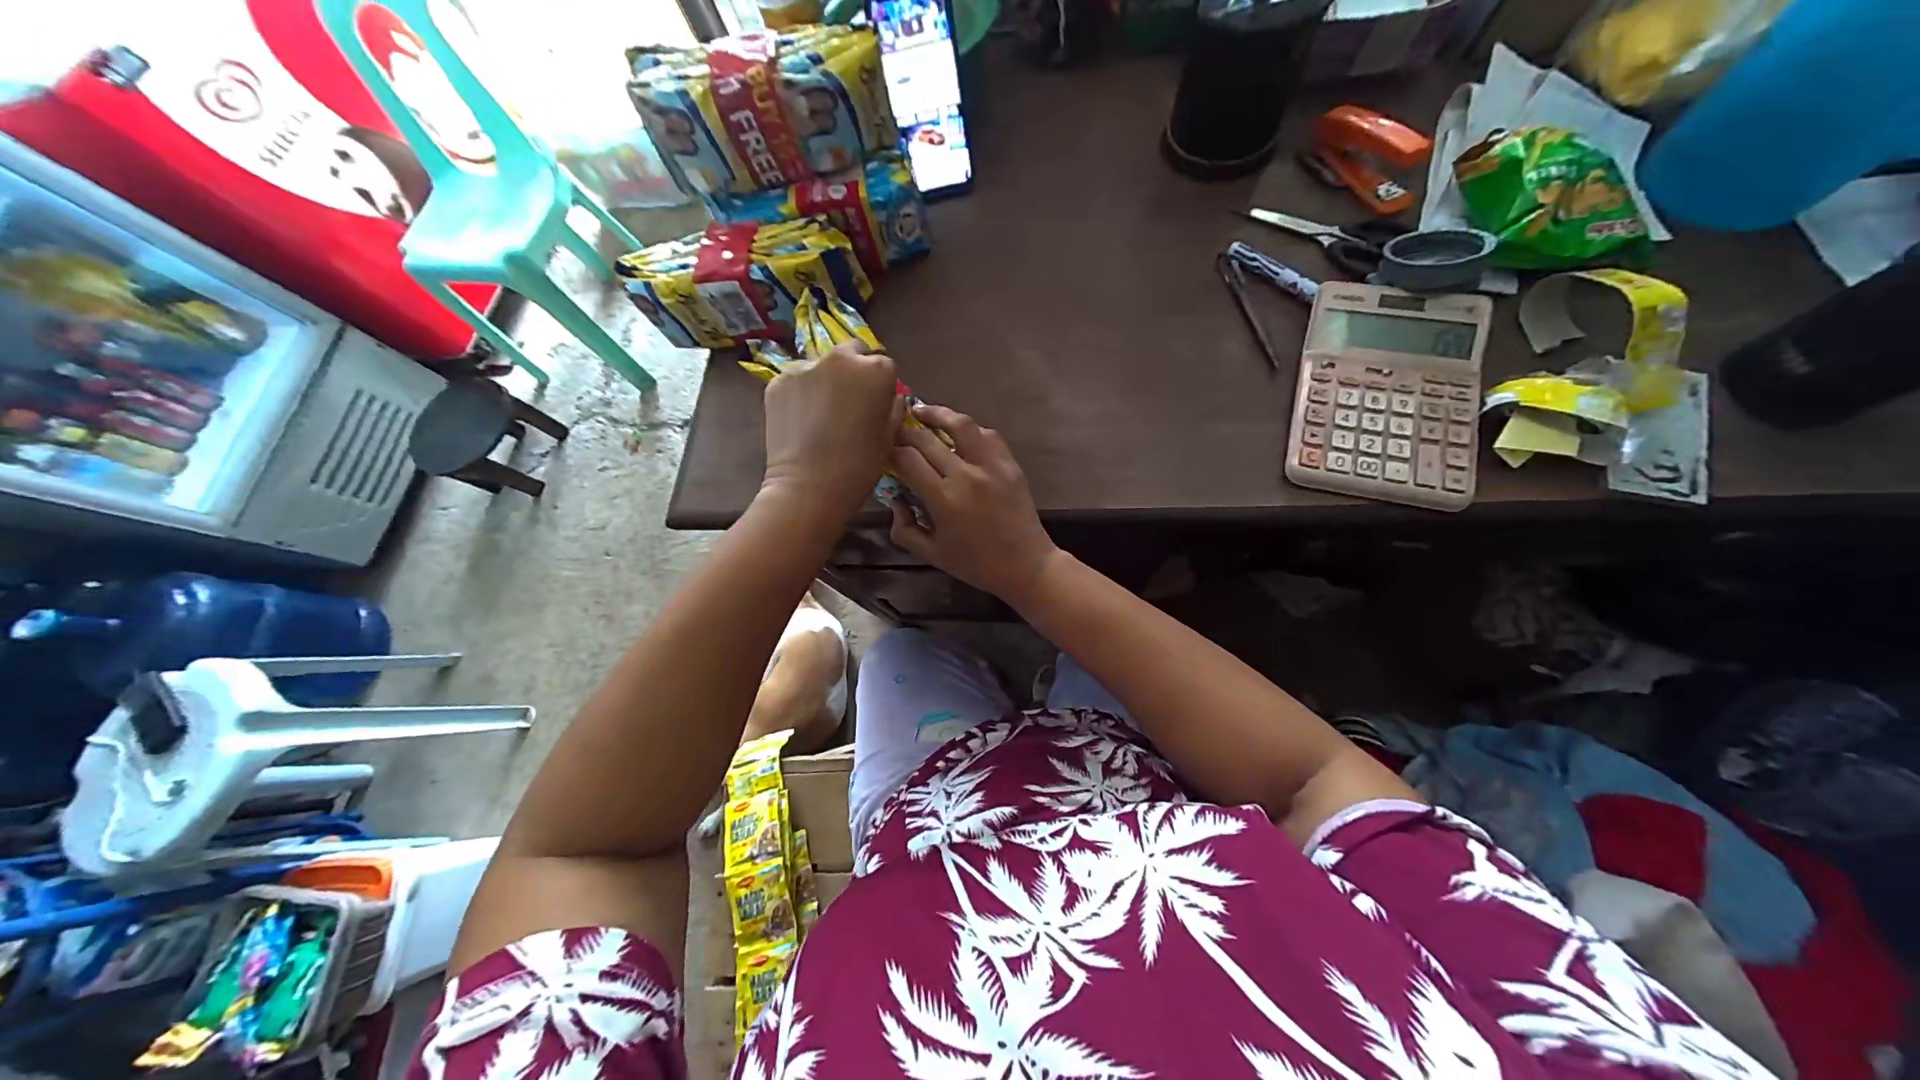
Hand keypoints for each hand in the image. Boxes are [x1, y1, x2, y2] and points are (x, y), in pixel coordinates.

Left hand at [761, 344, 903, 522]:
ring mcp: (805, 366)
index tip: (875, 405)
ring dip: (825, 380)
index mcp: (875, 370)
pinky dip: (801, 393)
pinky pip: (797, 381)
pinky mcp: (777, 380)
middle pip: (851, 353)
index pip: (884, 365)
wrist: (808, 487)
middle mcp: (840, 358)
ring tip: (821, 414)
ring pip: (821, 366)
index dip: (881, 385)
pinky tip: (801, 419)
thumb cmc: (859, 466)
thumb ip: (893, 408)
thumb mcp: (889, 437)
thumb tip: (890, 397)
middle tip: (848, 402)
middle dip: (853, 371)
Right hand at [888, 404, 1060, 602]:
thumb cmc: (975, 564)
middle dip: (905, 431)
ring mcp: (991, 466)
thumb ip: (904, 529)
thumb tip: (895, 501)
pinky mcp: (1009, 464)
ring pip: (961, 424)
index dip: (889, 450)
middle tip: (894, 429)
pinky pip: (987, 435)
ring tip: (922, 411)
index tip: (882, 450)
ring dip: (938, 414)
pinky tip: (958, 431)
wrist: (1025, 565)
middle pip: (927, 438)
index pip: (907, 459)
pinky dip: (969, 429)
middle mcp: (966, 475)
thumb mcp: (931, 554)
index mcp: (943, 498)